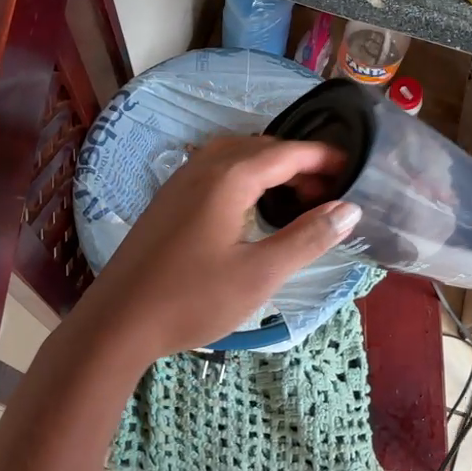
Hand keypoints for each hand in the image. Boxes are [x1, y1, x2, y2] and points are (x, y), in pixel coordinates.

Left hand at [74, 136, 362, 363]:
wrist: (118, 322)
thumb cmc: (193, 299)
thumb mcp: (260, 274)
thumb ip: (307, 238)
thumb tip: (349, 209)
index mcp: (228, 177)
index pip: (287, 153)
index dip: (323, 157)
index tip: (353, 168)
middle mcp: (203, 167)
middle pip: (260, 148)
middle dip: (298, 161)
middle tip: (329, 190)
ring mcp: (180, 181)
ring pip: (234, 155)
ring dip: (269, 166)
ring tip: (296, 194)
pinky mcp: (168, 200)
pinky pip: (215, 169)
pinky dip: (244, 174)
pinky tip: (250, 204)